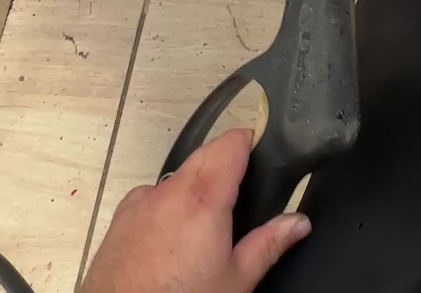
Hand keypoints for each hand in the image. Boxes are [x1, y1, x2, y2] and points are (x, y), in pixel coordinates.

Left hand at [81, 129, 309, 292]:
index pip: (232, 141)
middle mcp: (172, 189)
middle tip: (241, 195)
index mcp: (206, 196)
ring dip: (195, 182)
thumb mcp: (235, 282)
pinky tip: (170, 237)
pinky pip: (151, 196)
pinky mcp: (119, 220)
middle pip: (206, 151)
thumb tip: (300, 222)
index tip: (262, 156)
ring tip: (205, 222)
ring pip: (178, 174)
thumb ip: (269, 244)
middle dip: (225, 162)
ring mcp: (141, 202)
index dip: (251, 142)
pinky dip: (166, 203)